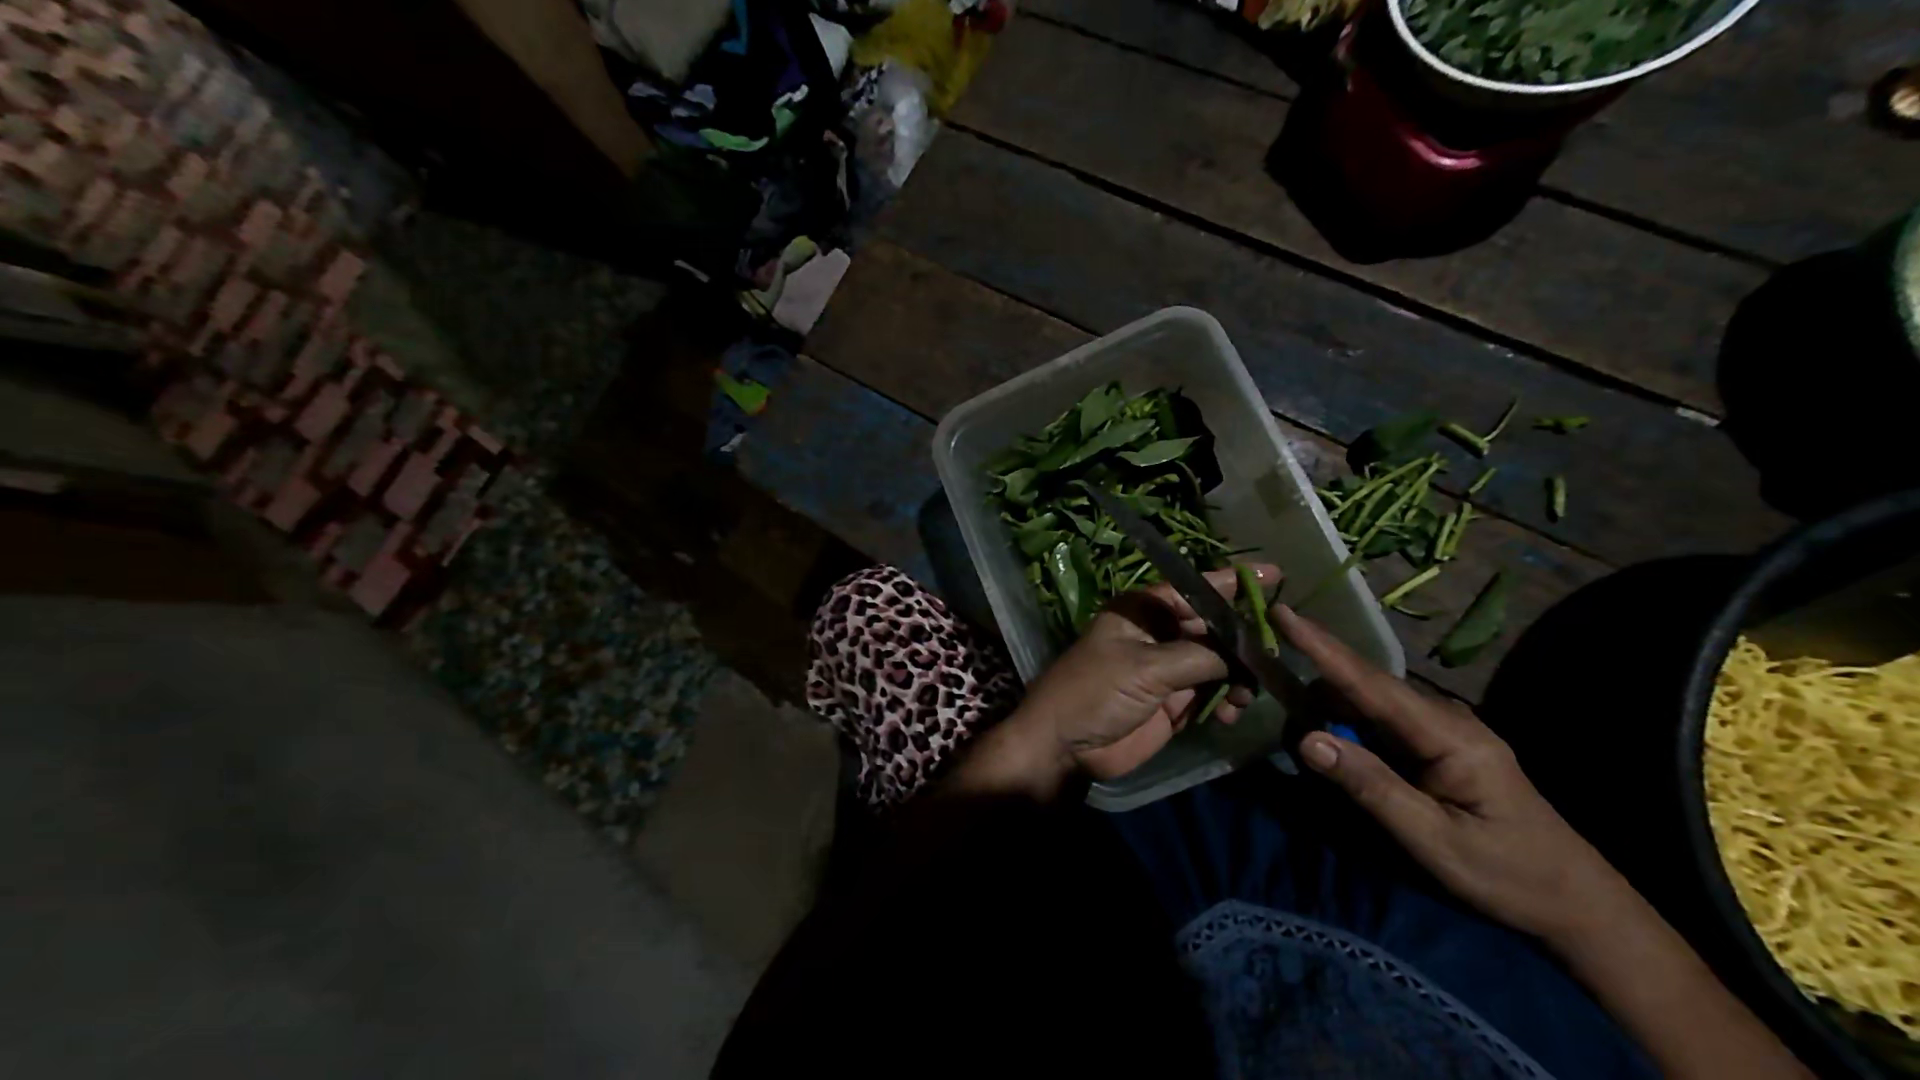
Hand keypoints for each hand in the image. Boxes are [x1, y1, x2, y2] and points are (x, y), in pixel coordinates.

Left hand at [946, 564, 1276, 798]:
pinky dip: (1226, 701)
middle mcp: (1157, 634)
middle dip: (1243, 638)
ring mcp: (1167, 669)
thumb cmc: (1095, 692)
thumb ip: (1199, 657)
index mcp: (1142, 611)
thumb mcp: (1146, 668)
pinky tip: (1231, 713)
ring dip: (1238, 676)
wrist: (1065, 747)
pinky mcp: (1173, 702)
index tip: (1274, 575)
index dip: (1231, 582)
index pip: (1193, 589)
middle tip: (1277, 651)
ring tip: (1246, 693)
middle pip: (1212, 627)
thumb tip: (1245, 654)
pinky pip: (1212, 693)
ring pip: (1218, 662)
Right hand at [1276, 604, 1625, 940]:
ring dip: (1327, 696)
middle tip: (1264, 655)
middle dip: (1315, 664)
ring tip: (1284, 701)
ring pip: (1372, 699)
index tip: (1284, 613)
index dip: (1322, 647)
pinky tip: (1326, 729)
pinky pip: (1382, 719)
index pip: (1371, 683)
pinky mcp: (1441, 745)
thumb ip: (1371, 785)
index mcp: (1449, 736)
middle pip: (1367, 683)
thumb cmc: (1507, 874)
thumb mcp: (1434, 840)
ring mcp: (1446, 730)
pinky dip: (1346, 716)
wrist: (1578, 903)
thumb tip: (1307, 738)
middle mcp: (1447, 719)